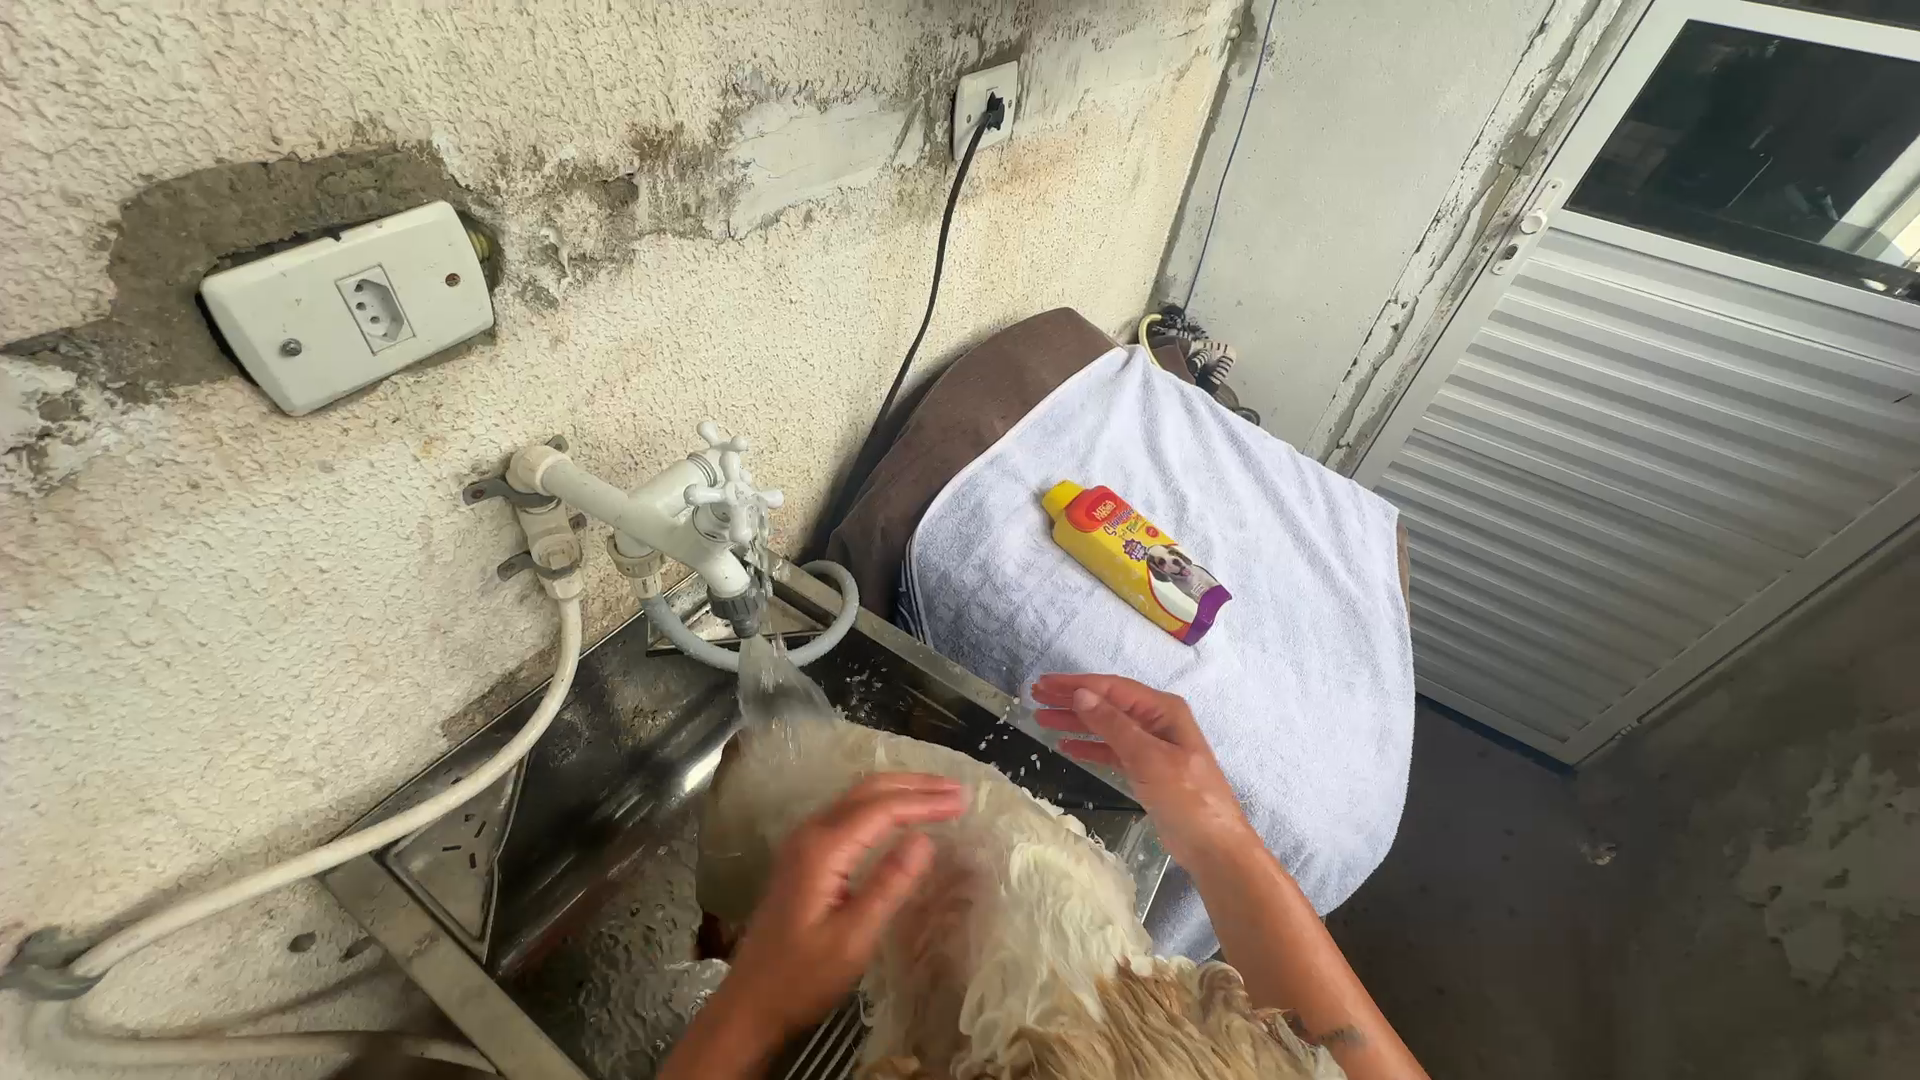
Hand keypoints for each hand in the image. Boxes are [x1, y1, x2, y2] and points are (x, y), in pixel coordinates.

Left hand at [718, 772, 966, 1039]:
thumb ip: (889, 886)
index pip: (883, 808)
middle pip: (869, 789)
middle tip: (957, 790)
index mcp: (823, 848)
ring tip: (938, 795)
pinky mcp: (804, 854)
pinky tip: (900, 815)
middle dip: (915, 785)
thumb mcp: (853, 939)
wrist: (748, 1005)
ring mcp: (804, 841)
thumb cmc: (802, 979)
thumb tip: (925, 839)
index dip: (925, 802)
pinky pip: (850, 811)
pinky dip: (882, 804)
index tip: (962, 802)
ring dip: (900, 790)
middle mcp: (811, 832)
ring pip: (858, 796)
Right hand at [1031, 674, 1257, 868]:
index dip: (1076, 684)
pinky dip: (1089, 746)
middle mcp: (1157, 721)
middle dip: (1072, 699)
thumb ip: (1112, 724)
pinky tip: (1066, 745)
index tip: (1044, 684)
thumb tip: (1081, 694)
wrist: (1214, 846)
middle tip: (1037, 696)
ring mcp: (1152, 746)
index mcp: (1163, 710)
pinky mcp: (1146, 770)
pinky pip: (1111, 750)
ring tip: (1042, 718)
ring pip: (1106, 726)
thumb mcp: (1148, 757)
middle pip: (1107, 703)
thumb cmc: (1187, 797)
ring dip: (1075, 722)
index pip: (1112, 688)